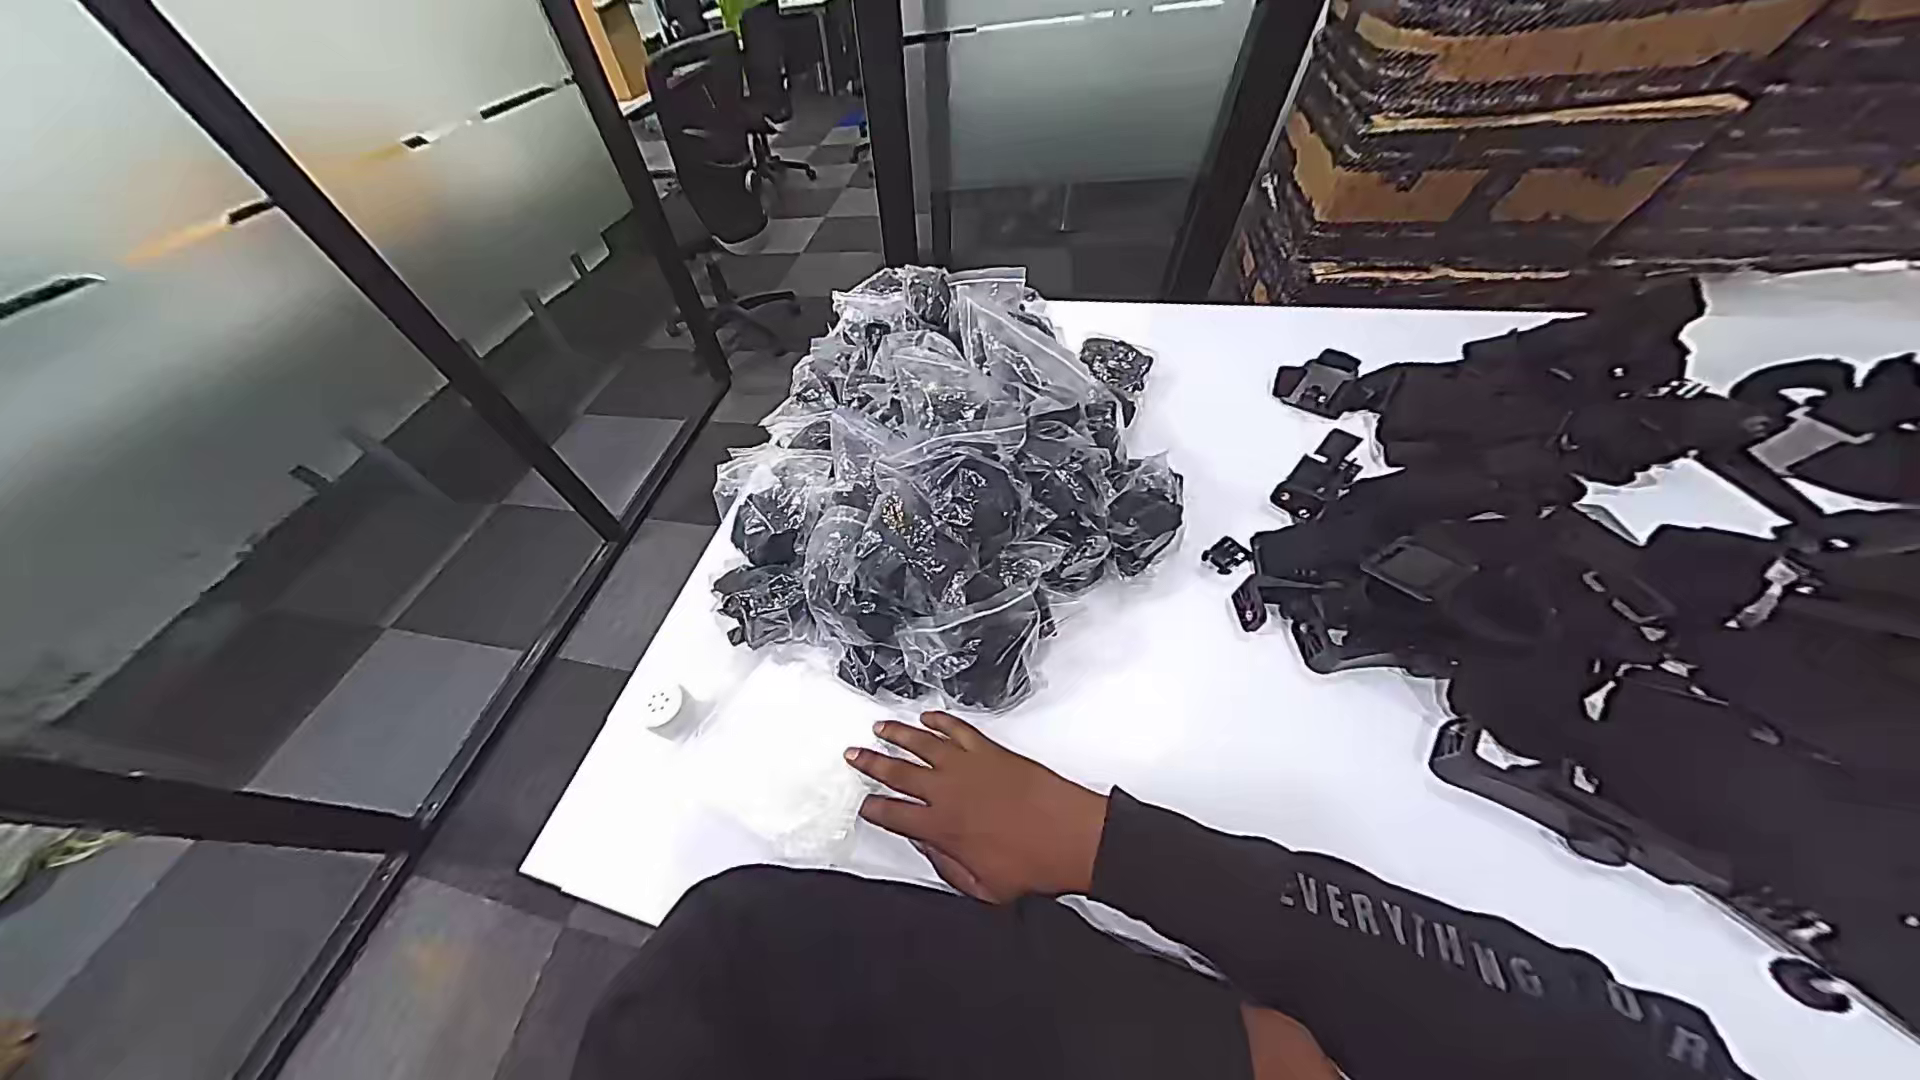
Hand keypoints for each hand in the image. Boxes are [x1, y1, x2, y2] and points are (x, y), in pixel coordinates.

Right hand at [845, 711, 1108, 902]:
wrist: (1071, 835)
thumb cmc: (1032, 864)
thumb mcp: (982, 886)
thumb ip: (946, 866)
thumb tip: (926, 846)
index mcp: (942, 828)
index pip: (893, 815)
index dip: (873, 808)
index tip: (864, 803)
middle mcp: (948, 792)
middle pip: (897, 772)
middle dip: (871, 763)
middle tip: (854, 754)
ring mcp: (967, 765)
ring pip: (921, 743)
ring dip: (897, 734)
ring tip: (880, 727)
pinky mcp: (989, 749)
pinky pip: (957, 728)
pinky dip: (940, 720)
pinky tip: (928, 716)